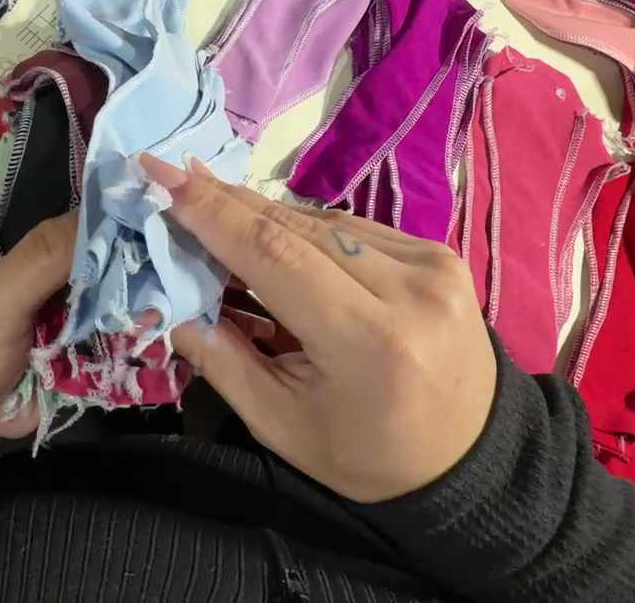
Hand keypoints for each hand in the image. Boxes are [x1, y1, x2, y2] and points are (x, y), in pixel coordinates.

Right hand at [142, 154, 496, 502]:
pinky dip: (303, 230)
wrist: (475, 461)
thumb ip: (219, 356)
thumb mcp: (281, 423)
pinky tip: (272, 236)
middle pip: (293, 226)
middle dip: (224, 202)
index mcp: (369, 341)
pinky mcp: (438, 252)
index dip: (210, 211)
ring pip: (318, 221)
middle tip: (171, 176)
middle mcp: (408, 288)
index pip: (273, 254)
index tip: (159, 173)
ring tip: (212, 209)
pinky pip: (348, 228)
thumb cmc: (369, 454)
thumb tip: (163, 295)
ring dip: (260, 215)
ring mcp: (431, 263)